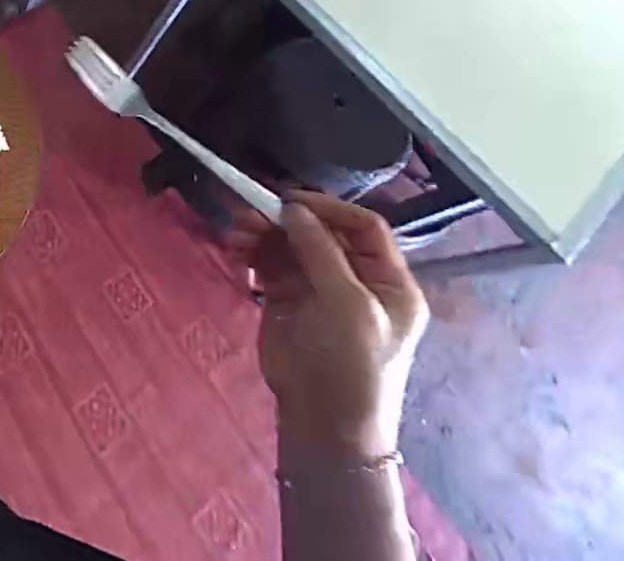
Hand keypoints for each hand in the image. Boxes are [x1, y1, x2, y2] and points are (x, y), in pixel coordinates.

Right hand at [255, 192, 427, 460]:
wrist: (322, 422)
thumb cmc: (351, 364)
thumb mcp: (348, 305)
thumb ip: (321, 251)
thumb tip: (293, 208)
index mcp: (387, 280)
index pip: (363, 226)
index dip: (329, 207)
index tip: (291, 200)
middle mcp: (353, 277)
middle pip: (319, 231)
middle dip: (285, 219)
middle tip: (250, 213)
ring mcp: (317, 286)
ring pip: (289, 243)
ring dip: (262, 232)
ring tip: (237, 233)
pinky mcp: (286, 297)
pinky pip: (269, 261)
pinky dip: (252, 250)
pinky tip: (236, 249)